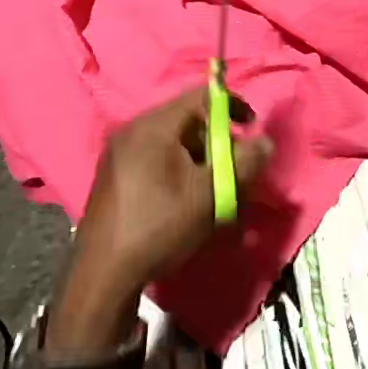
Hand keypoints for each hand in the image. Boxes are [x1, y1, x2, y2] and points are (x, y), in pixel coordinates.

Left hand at [47, 90, 271, 355]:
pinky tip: (181, 199)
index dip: (231, 105)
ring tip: (209, 189)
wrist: (104, 273)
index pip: (200, 95)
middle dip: (215, 139)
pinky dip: (175, 167)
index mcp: (154, 126)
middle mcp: (131, 130)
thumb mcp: (210, 195)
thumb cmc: (160, 226)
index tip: (251, 128)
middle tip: (231, 168)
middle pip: (185, 119)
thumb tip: (264, 141)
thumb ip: (243, 163)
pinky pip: (152, 156)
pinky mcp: (111, 174)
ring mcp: (117, 152)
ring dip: (196, 157)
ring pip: (170, 141)